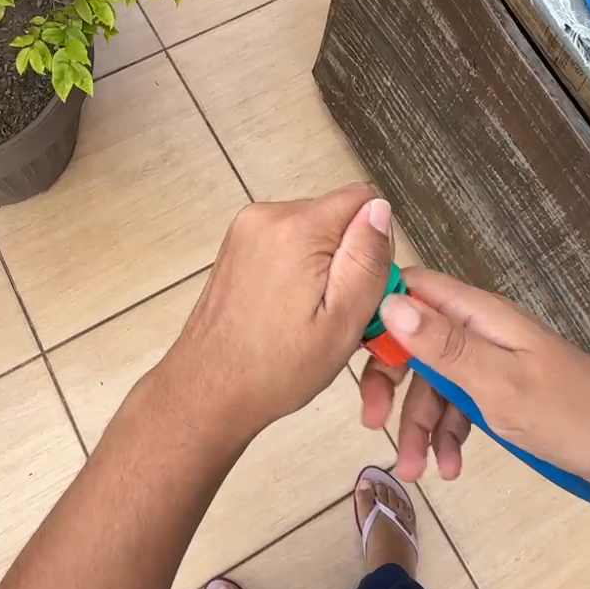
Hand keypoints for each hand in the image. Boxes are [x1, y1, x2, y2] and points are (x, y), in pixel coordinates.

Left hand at [156, 183, 395, 439]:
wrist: (209, 389)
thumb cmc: (275, 368)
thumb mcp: (342, 321)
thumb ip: (367, 259)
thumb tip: (380, 209)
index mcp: (296, 229)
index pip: (363, 199)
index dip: (373, 243)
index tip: (358, 285)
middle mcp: (267, 215)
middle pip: (336, 214)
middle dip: (347, 256)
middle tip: (335, 309)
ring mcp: (246, 228)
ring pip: (314, 229)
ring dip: (322, 264)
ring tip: (308, 312)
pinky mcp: (237, 244)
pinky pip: (288, 241)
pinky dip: (297, 268)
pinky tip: (288, 307)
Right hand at [362, 267, 589, 488]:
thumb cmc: (570, 414)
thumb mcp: (499, 384)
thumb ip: (443, 346)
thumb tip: (388, 305)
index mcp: (478, 314)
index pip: (411, 289)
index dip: (378, 312)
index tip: (354, 355)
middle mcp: (479, 330)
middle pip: (413, 341)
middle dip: (391, 382)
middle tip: (372, 424)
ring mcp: (490, 363)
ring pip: (432, 382)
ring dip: (418, 424)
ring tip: (417, 473)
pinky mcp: (499, 392)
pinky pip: (457, 405)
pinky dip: (447, 435)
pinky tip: (449, 469)